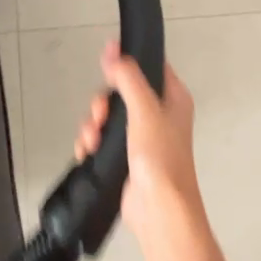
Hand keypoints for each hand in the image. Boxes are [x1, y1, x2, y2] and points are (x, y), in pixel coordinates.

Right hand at [73, 40, 200, 231]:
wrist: (158, 210)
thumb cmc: (160, 155)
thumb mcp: (145, 108)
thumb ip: (128, 77)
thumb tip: (113, 50)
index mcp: (172, 97)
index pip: (150, 66)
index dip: (127, 61)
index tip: (106, 61)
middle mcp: (158, 114)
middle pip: (121, 91)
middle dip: (103, 103)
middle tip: (100, 114)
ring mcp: (141, 137)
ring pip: (108, 115)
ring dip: (94, 124)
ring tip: (92, 140)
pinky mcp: (125, 157)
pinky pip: (102, 138)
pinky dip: (92, 142)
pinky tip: (88, 150)